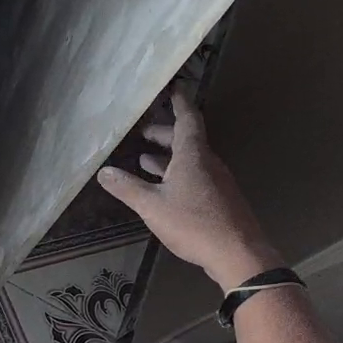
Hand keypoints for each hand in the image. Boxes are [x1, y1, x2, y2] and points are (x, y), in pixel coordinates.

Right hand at [97, 82, 282, 290]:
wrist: (238, 254)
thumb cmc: (194, 223)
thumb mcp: (152, 206)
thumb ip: (127, 188)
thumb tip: (104, 172)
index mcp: (192, 156)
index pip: (187, 119)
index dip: (179, 103)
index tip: (173, 88)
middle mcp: (208, 162)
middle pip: (187, 139)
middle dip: (165, 134)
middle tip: (143, 132)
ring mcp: (216, 181)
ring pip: (190, 159)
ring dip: (168, 156)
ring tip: (145, 160)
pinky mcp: (220, 199)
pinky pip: (196, 176)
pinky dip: (177, 173)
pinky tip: (164, 188)